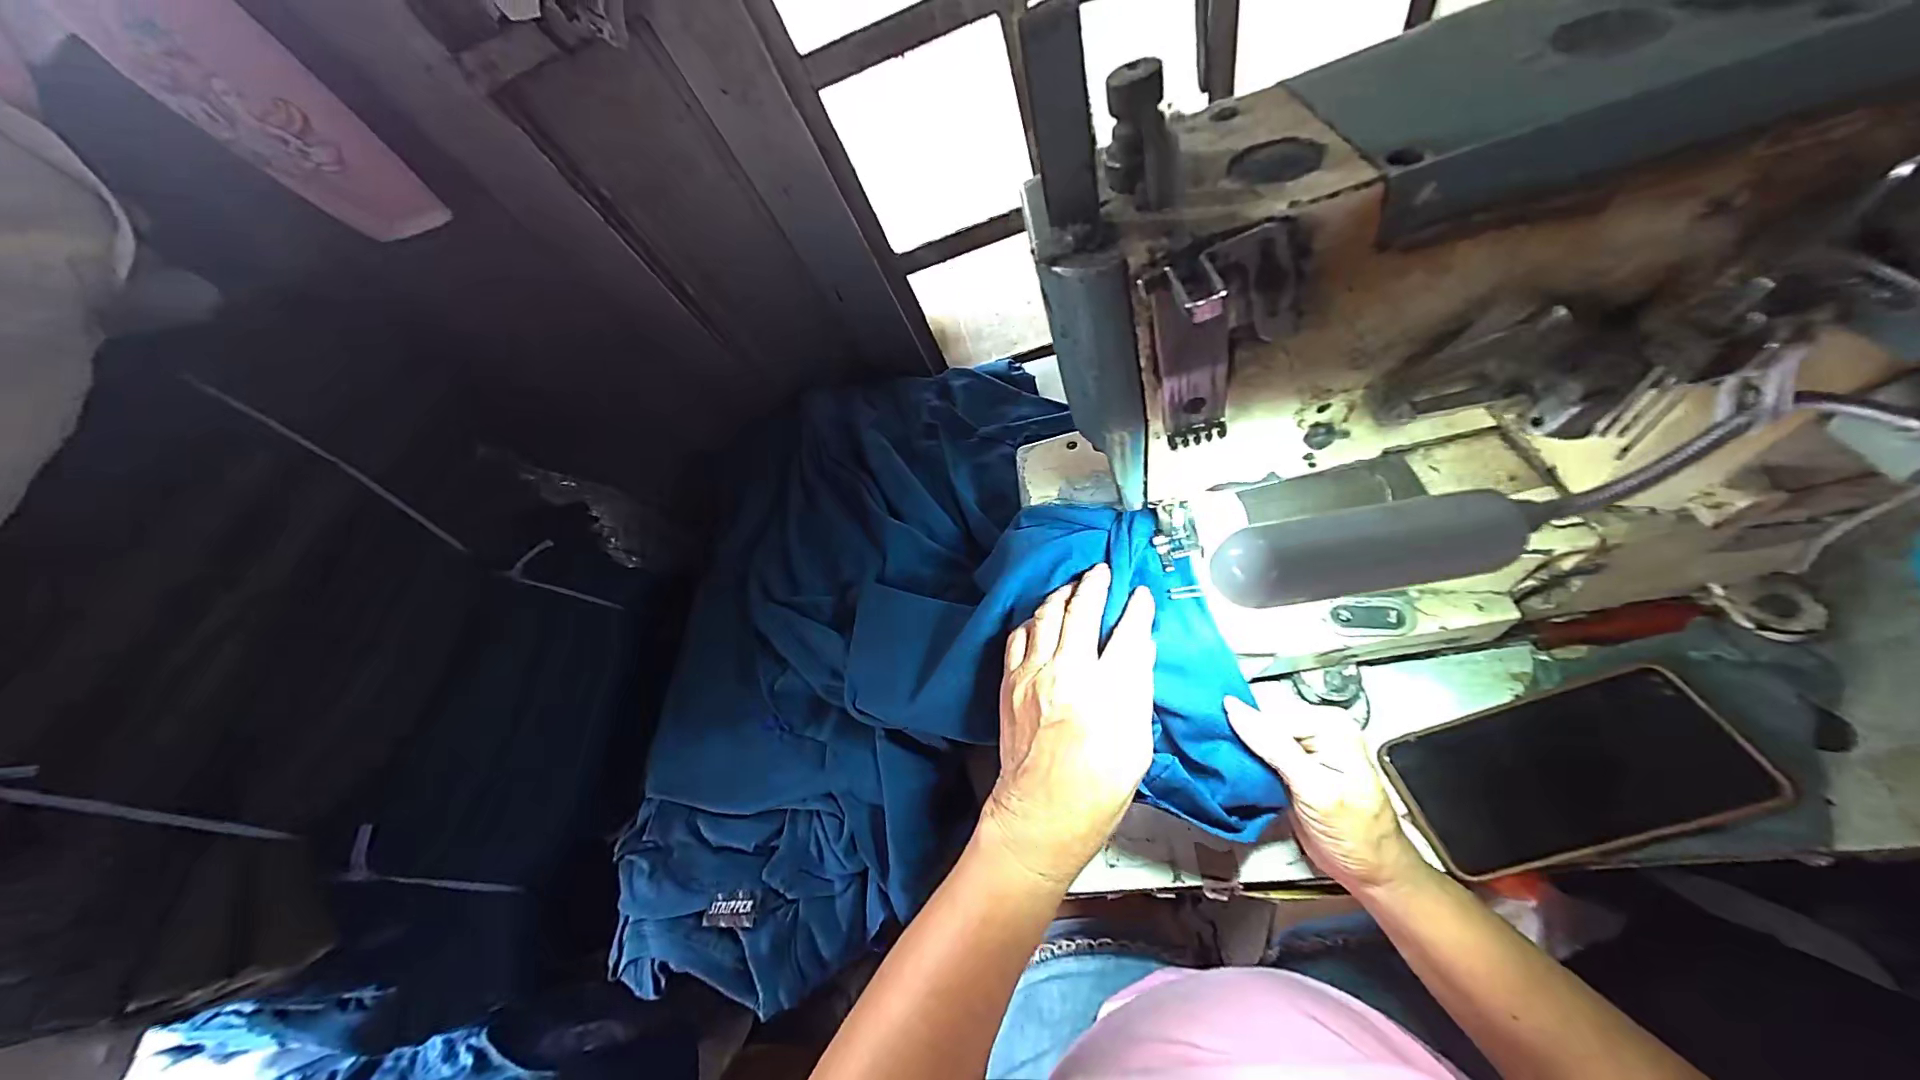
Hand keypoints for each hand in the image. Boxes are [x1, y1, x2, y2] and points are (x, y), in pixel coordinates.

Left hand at [980, 564, 1156, 886]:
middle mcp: (1063, 675)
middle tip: (1103, 572)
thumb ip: (1137, 690)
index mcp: (1102, 693)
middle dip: (1094, 585)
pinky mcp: (1009, 685)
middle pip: (1079, 611)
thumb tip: (1139, 649)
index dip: (1137, 609)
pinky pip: (1018, 636)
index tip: (1141, 597)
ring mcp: (1030, 677)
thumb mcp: (1136, 746)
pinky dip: (1033, 620)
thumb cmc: (1094, 792)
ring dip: (1061, 595)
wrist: (1039, 816)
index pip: (1126, 633)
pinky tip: (1041, 619)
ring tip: (1073, 586)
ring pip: (1045, 616)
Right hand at [1226, 696, 1426, 891]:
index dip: (1241, 727)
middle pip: (1261, 723)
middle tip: (1219, 758)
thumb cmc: (1355, 834)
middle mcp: (1316, 729)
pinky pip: (1259, 756)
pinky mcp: (1291, 769)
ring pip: (1256, 739)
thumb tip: (1233, 708)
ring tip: (1223, 765)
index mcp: (1328, 724)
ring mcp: (1304, 750)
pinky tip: (1235, 773)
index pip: (1268, 714)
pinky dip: (1245, 765)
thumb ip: (1273, 745)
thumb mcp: (1314, 787)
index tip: (1216, 743)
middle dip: (1239, 739)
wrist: (1372, 874)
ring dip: (1238, 752)